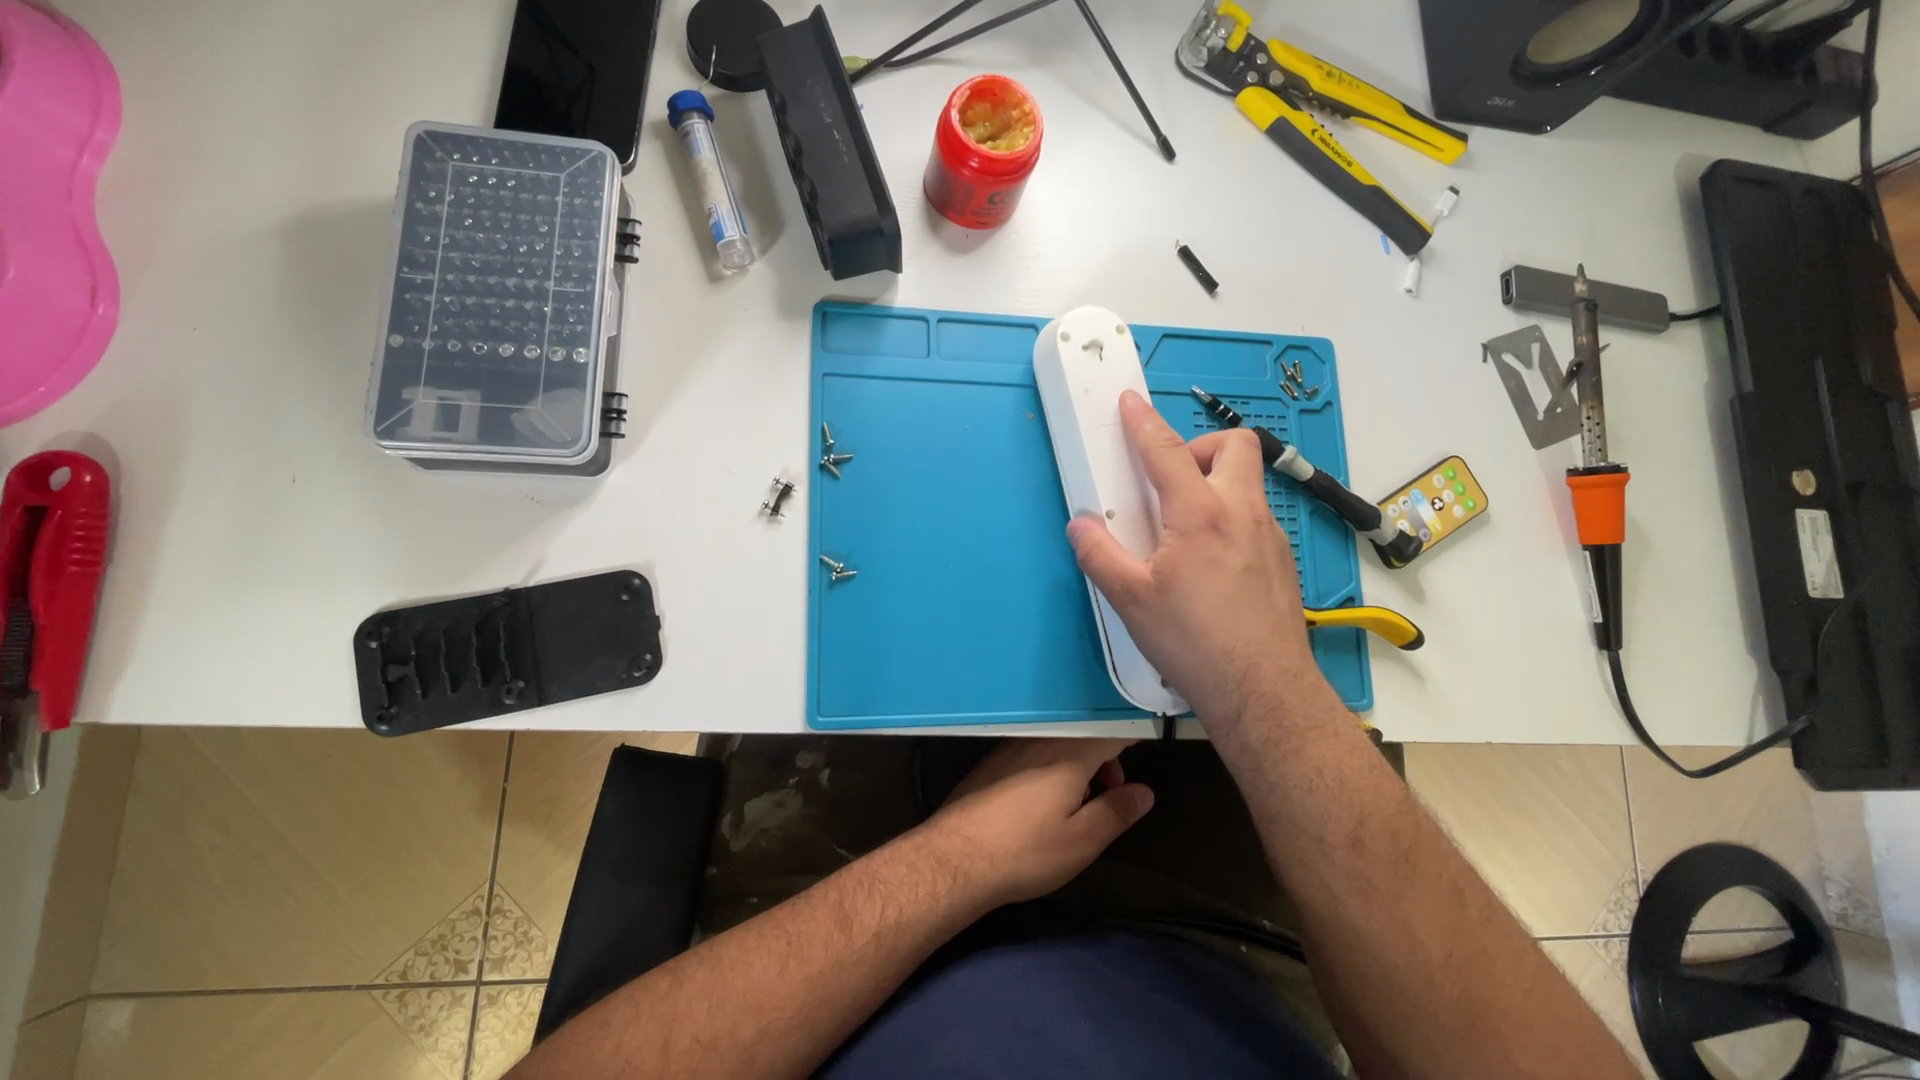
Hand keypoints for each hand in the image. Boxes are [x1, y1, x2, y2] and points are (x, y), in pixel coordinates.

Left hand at [924, 738, 1152, 907]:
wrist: (954, 858)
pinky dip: (1052, 768)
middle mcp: (1040, 739)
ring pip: (1059, 743)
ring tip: (1080, 804)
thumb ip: (1118, 811)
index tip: (1148, 751)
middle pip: (1085, 734)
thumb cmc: (1026, 851)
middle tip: (1112, 795)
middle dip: (1107, 759)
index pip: (1112, 730)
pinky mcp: (991, 762)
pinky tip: (1044, 803)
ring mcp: (1011, 747)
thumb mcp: (1082, 840)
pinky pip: (1035, 752)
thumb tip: (1145, 792)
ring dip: (1080, 766)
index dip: (1134, 738)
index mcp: (1069, 752)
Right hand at [1066, 390, 1334, 731]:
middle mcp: (1242, 513)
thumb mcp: (1130, 600)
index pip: (1167, 451)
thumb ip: (1100, 555)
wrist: (1262, 689)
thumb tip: (1082, 524)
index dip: (1143, 422)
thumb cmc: (1193, 642)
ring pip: (1249, 482)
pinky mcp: (1282, 561)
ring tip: (1184, 524)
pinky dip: (1230, 517)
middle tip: (1170, 478)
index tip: (1129, 402)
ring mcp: (1270, 536)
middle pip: (1235, 445)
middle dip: (1200, 445)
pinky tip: (1210, 560)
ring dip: (1216, 482)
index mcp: (1200, 514)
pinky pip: (1255, 518)